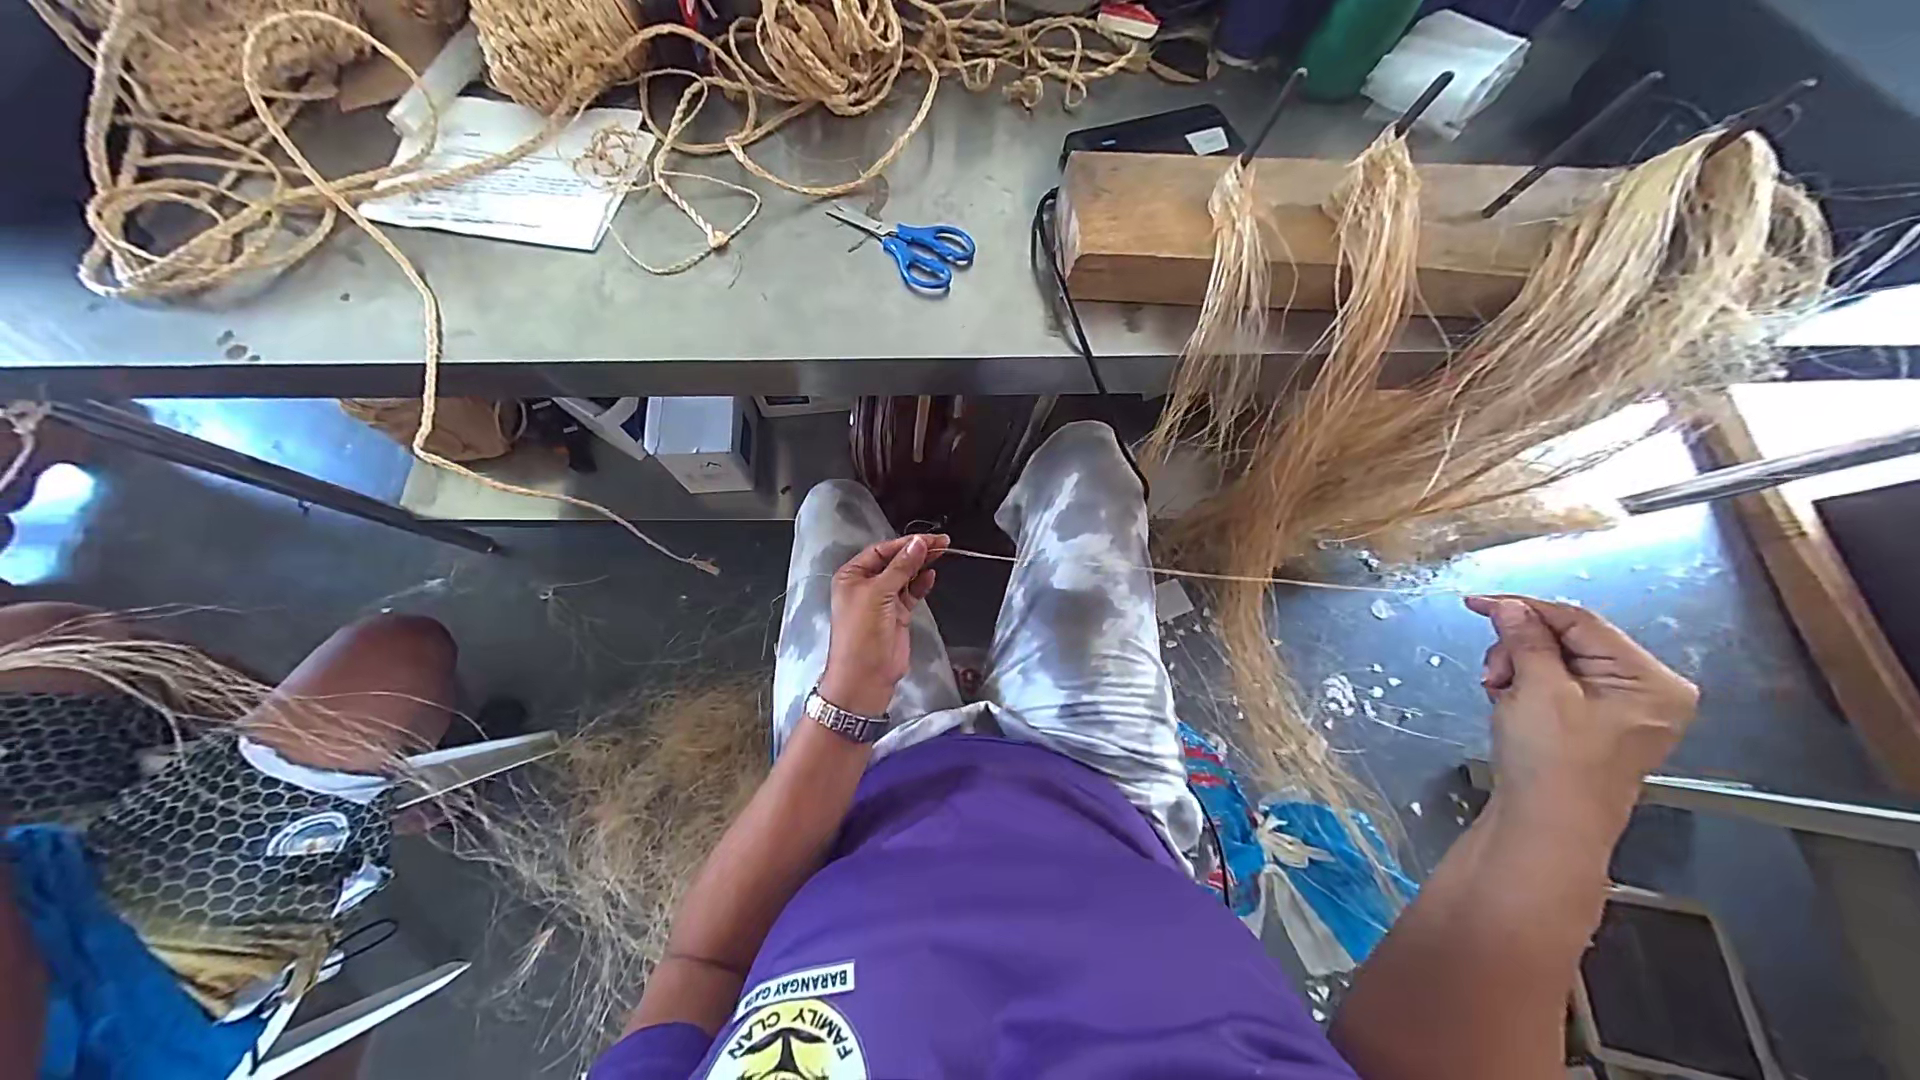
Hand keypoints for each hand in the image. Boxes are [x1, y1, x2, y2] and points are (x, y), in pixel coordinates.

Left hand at [818, 533, 948, 717]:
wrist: (865, 676)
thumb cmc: (861, 633)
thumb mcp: (878, 594)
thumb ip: (901, 567)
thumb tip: (917, 544)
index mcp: (852, 576)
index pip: (881, 551)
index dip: (904, 544)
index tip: (928, 539)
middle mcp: (866, 585)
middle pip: (895, 561)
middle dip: (916, 551)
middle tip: (941, 543)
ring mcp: (883, 601)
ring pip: (905, 575)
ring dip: (921, 565)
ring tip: (942, 553)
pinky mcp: (897, 615)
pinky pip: (911, 593)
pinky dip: (922, 583)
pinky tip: (931, 574)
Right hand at [1464, 595, 1698, 819]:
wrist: (1548, 823)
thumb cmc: (1552, 757)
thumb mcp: (1537, 689)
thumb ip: (1525, 640)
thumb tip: (1508, 606)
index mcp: (1650, 679)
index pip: (1581, 621)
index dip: (1525, 608)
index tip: (1477, 603)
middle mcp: (1645, 689)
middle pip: (1567, 641)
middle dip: (1518, 649)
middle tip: (1491, 673)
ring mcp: (1622, 708)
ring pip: (1554, 661)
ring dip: (1515, 668)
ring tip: (1498, 692)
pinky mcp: (1595, 722)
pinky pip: (1554, 684)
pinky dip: (1523, 685)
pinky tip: (1508, 701)